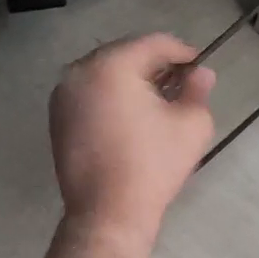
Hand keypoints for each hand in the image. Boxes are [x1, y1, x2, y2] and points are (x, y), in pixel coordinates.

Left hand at [50, 34, 216, 234]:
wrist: (107, 213)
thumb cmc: (152, 166)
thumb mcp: (191, 125)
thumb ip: (197, 90)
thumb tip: (201, 73)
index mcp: (112, 65)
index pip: (154, 43)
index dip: (182, 52)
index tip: (199, 68)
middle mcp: (80, 71)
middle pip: (126, 54)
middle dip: (155, 66)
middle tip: (181, 85)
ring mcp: (63, 95)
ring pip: (106, 74)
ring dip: (132, 82)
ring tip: (158, 103)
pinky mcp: (57, 118)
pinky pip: (90, 94)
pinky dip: (111, 98)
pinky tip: (131, 119)